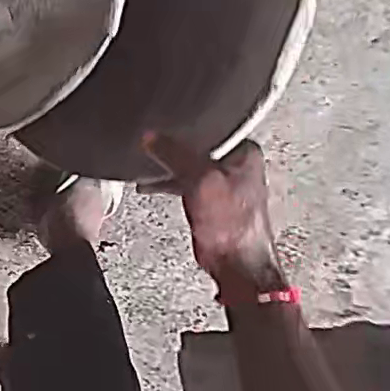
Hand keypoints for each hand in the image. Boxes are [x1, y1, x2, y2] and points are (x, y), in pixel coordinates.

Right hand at [145, 137, 279, 291]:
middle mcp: (237, 164)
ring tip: (144, 163)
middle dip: (171, 146)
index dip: (182, 127)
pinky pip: (184, 181)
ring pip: (188, 163)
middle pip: (196, 145)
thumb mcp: (200, 180)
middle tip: (148, 144)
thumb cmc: (232, 226)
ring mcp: (224, 183)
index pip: (209, 127)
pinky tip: (148, 184)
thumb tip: (151, 136)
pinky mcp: (210, 200)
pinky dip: (166, 181)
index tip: (159, 126)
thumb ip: (175, 154)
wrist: (237, 264)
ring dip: (166, 165)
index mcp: (245, 152)